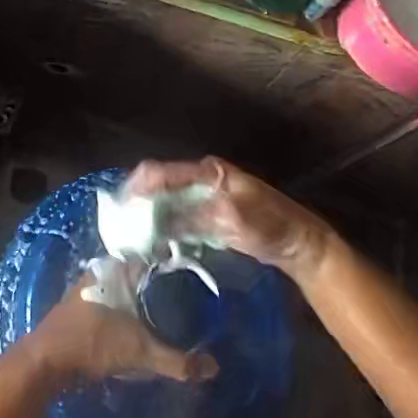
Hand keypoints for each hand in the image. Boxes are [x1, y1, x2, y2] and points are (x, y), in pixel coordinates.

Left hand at [19, 285, 217, 383]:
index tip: (195, 279)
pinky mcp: (80, 307)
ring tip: (171, 314)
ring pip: (125, 289)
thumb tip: (213, 368)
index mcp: (115, 269)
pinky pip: (114, 302)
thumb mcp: (139, 352)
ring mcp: (88, 288)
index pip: (151, 258)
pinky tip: (143, 326)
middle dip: (161, 286)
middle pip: (140, 274)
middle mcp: (101, 272)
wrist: (45, 362)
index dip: (173, 267)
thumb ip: (177, 361)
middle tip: (188, 300)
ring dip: (144, 300)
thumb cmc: (92, 344)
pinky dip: (129, 311)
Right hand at [127, 157, 340, 285]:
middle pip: (159, 187)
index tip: (119, 206)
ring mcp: (202, 201)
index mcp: (207, 172)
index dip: (138, 185)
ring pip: (164, 205)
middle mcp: (200, 181)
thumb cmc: (273, 224)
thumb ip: (205, 211)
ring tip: (126, 239)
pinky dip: (161, 231)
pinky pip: (175, 221)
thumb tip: (172, 212)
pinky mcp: (205, 219)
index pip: (162, 171)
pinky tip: (148, 246)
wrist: (299, 244)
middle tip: (118, 227)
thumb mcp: (242, 216)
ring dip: (146, 220)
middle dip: (137, 204)